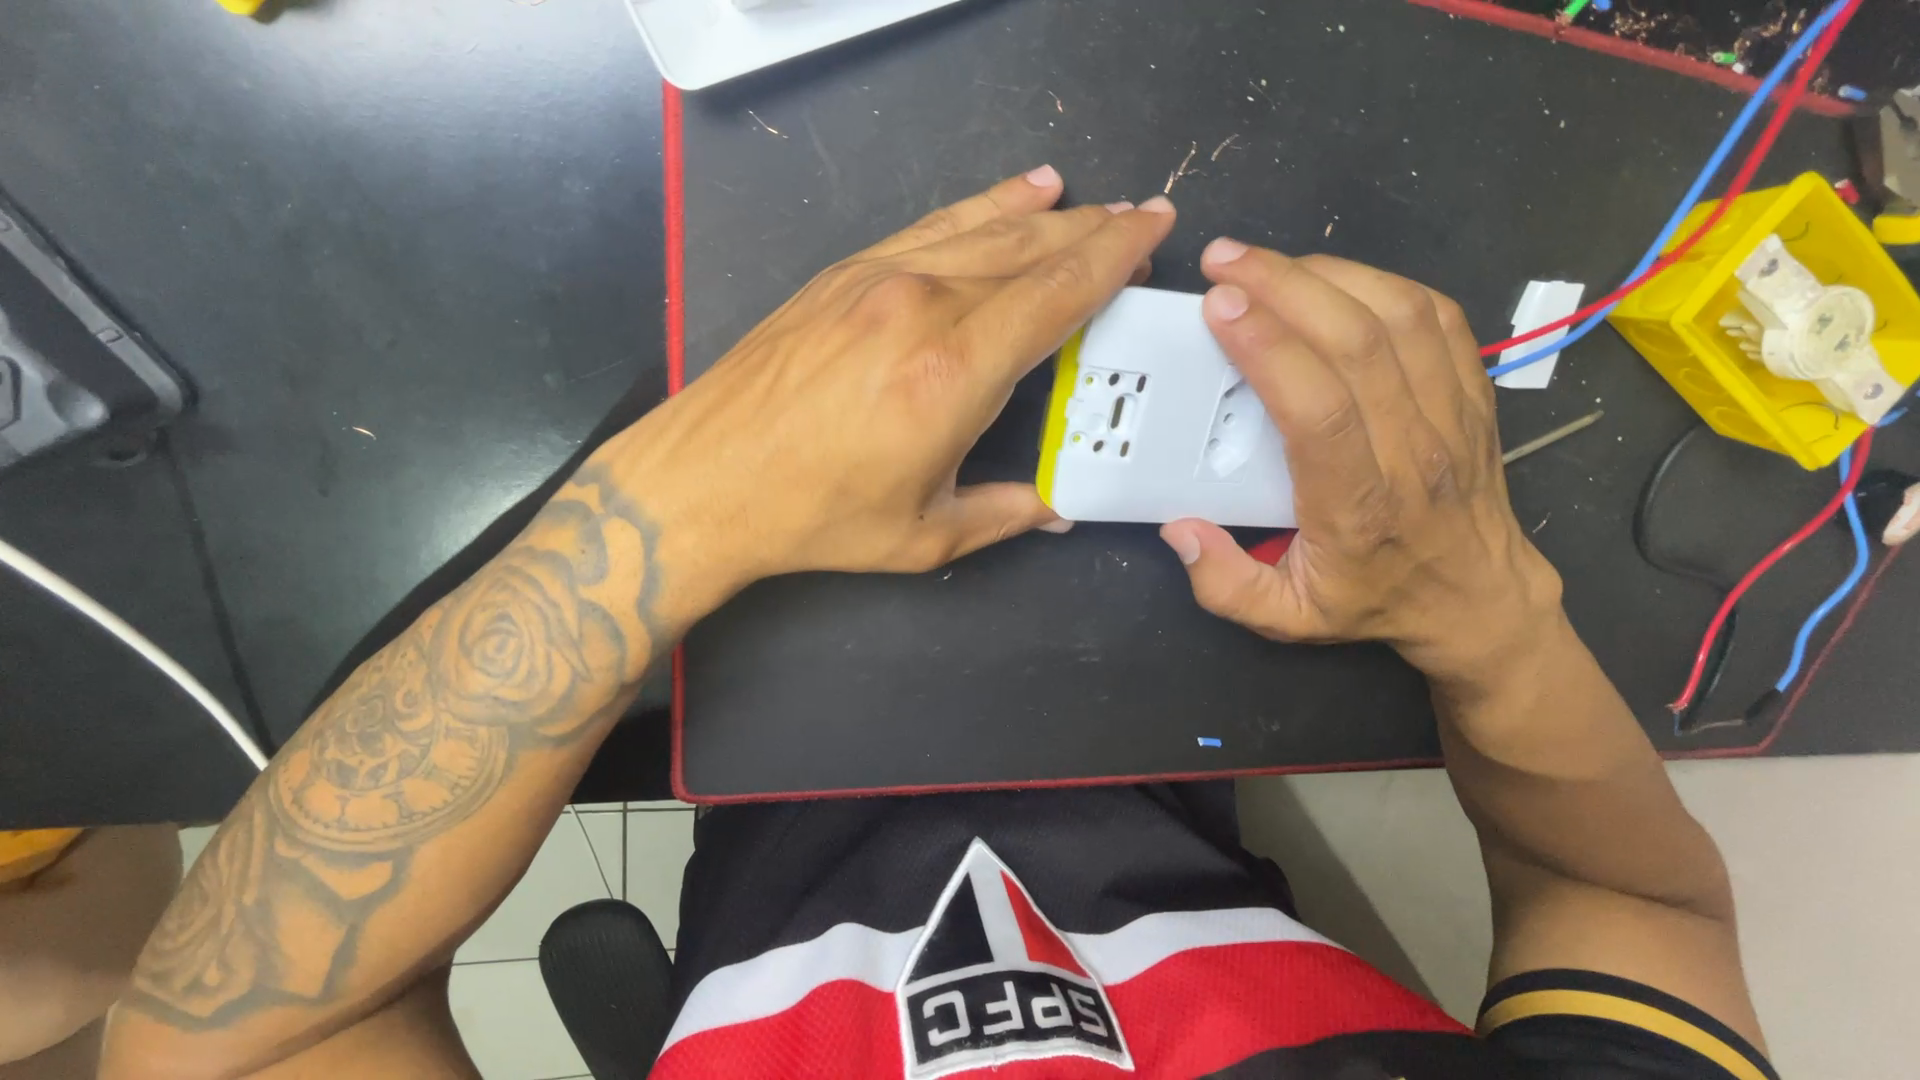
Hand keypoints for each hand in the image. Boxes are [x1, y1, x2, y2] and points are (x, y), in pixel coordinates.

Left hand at [597, 167, 1174, 602]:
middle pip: (1031, 249)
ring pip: (986, 228)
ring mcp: (880, 278)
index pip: (1057, 293)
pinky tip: (1018, 193)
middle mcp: (924, 306)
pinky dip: (984, 206)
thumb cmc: (818, 516)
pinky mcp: (846, 273)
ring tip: (1091, 207)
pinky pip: (934, 225)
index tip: (1152, 230)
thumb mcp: (926, 536)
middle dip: (1094, 232)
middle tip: (1140, 222)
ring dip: (1047, 216)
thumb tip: (1060, 505)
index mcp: (955, 372)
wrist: (708, 477)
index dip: (1114, 257)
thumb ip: (1006, 513)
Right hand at [1159, 240, 1561, 684]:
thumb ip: (1224, 584)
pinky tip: (1329, 278)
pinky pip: (1433, 314)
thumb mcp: (1285, 618)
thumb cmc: (1371, 599)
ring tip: (1265, 261)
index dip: (1270, 347)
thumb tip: (1178, 528)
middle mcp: (1414, 449)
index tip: (1219, 306)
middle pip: (1357, 343)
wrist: (1477, 597)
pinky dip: (1378, 281)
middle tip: (1223, 261)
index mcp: (1359, 505)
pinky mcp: (1471, 390)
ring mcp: (1453, 413)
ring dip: (1326, 273)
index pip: (1319, 409)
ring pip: (1398, 315)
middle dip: (1284, 286)